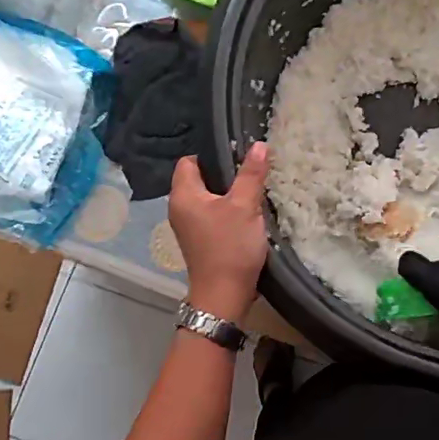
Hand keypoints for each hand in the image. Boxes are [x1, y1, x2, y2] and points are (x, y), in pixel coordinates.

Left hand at [169, 143, 269, 322]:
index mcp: (183, 195)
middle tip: (250, 171)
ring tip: (251, 190)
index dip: (212, 154)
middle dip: (224, 174)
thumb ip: (251, 174)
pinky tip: (247, 214)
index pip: (189, 161)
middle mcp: (179, 208)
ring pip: (208, 198)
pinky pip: (212, 215)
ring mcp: (189, 226)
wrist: (224, 295)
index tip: (237, 155)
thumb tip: (259, 144)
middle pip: (199, 179)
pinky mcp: (200, 240)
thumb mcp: (245, 206)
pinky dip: (227, 212)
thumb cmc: (230, 247)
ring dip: (228, 194)